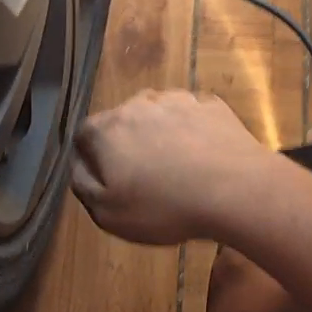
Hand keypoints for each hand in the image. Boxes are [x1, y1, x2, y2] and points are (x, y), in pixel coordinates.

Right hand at [70, 90, 278, 244]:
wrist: (233, 187)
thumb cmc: (163, 205)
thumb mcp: (106, 212)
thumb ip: (83, 182)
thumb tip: (79, 162)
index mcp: (109, 128)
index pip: (86, 133)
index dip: (91, 156)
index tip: (107, 179)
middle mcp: (141, 103)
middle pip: (124, 119)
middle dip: (128, 143)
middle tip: (145, 177)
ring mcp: (180, 99)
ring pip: (160, 114)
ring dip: (162, 134)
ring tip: (178, 167)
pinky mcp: (211, 103)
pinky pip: (192, 115)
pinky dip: (193, 130)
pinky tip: (204, 155)